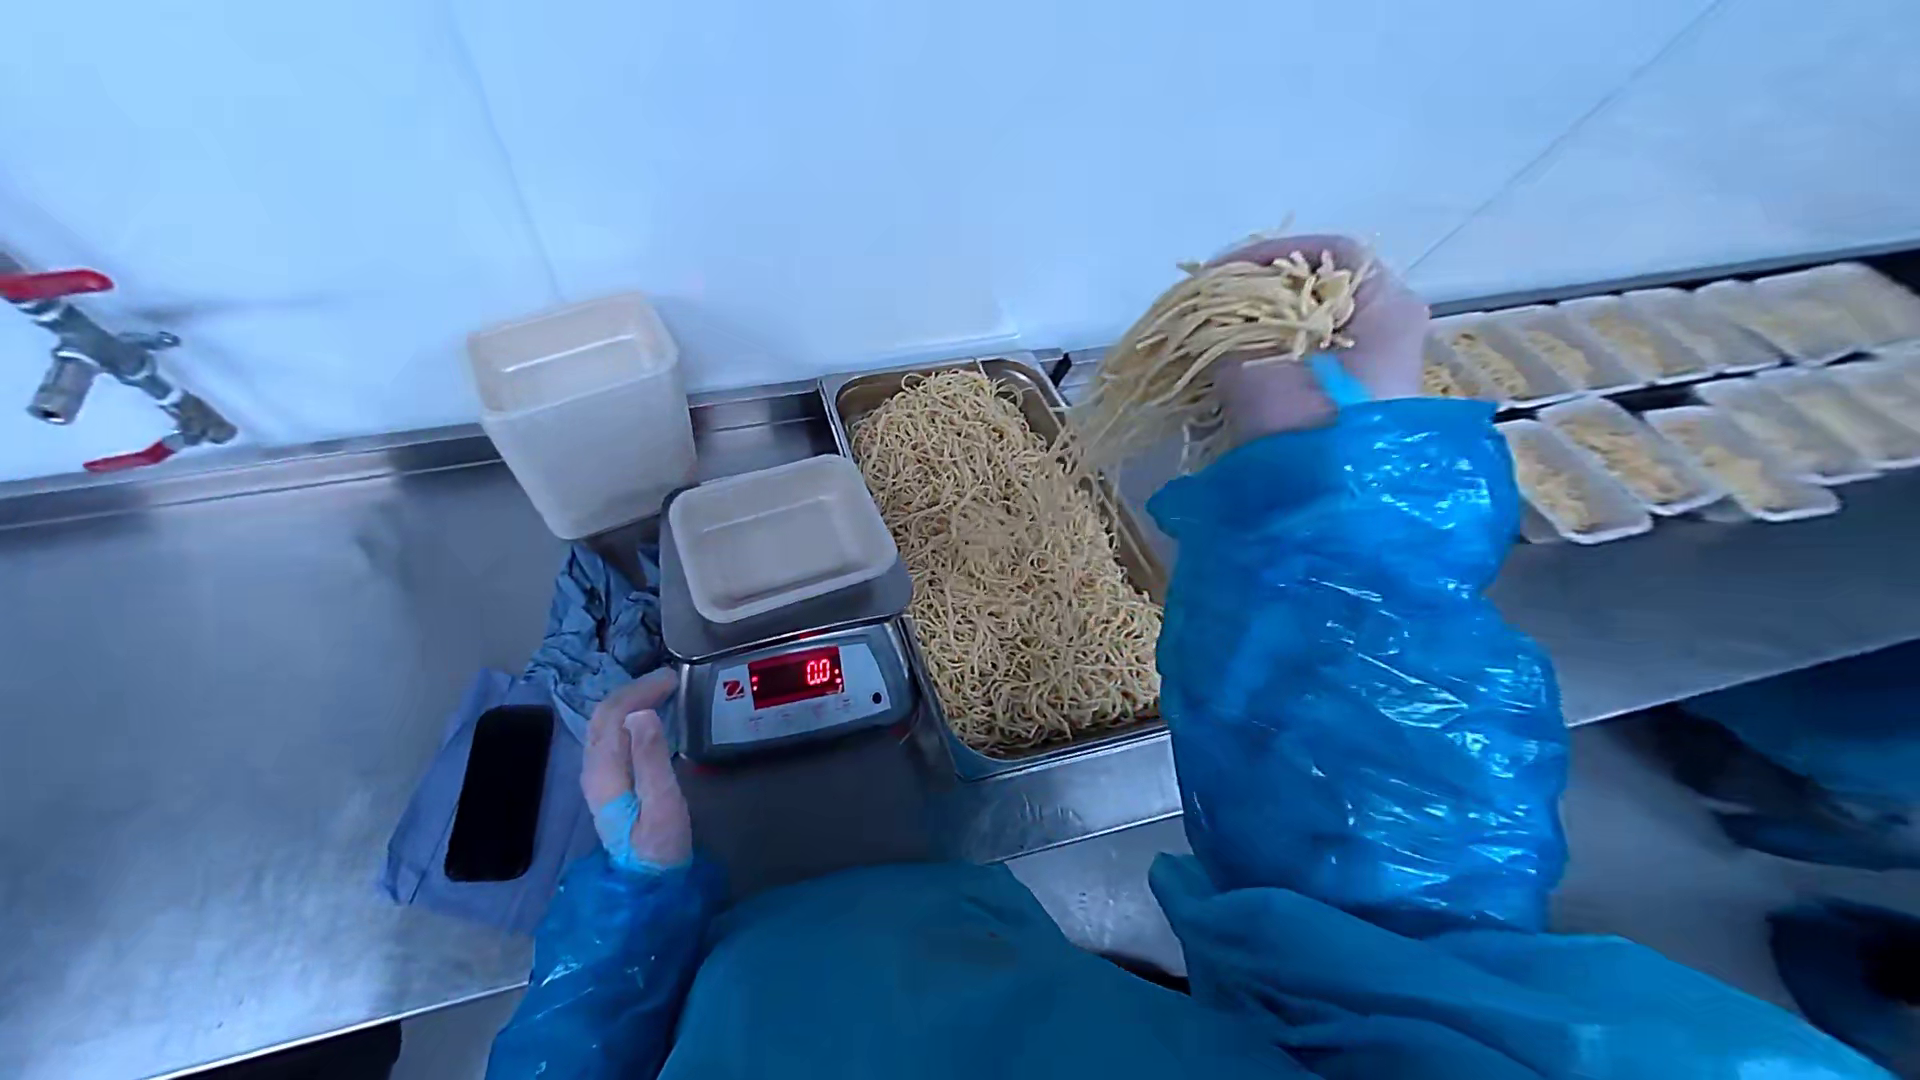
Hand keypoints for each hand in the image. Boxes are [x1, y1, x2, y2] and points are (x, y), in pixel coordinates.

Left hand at [581, 668, 692, 871]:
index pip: (613, 714)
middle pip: (604, 715)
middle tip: (671, 680)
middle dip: (636, 689)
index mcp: (603, 771)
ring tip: (663, 691)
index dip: (640, 690)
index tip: (672, 679)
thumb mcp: (662, 803)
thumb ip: (651, 758)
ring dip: (631, 700)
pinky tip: (648, 715)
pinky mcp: (608, 782)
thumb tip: (642, 713)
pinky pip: (612, 735)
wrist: (644, 886)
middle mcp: (592, 769)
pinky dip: (630, 716)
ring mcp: (597, 776)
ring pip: (606, 724)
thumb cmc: (659, 846)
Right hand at [1208, 234, 1428, 442]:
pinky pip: (1308, 360)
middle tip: (1212, 307)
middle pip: (1320, 289)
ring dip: (1263, 327)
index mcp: (1383, 303)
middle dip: (1260, 294)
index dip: (1267, 254)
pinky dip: (1272, 357)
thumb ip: (1230, 334)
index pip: (1329, 251)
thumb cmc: (1306, 422)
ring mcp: (1374, 365)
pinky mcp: (1353, 399)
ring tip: (1217, 340)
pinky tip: (1239, 372)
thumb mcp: (1256, 367)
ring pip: (1311, 326)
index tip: (1216, 275)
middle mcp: (1389, 326)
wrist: (1336, 499)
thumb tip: (1210, 322)